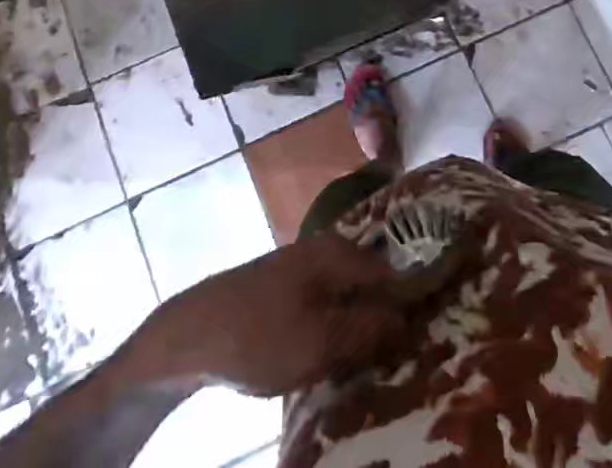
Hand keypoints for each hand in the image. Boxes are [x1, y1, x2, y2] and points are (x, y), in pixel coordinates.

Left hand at [144, 234, 420, 396]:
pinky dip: (335, 324)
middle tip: (394, 359)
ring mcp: (304, 265)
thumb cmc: (259, 336)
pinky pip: (326, 302)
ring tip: (366, 361)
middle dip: (384, 319)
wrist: (189, 334)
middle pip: (372, 285)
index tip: (421, 344)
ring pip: (348, 295)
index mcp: (339, 254)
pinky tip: (333, 352)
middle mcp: (326, 250)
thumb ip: (368, 328)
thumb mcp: (321, 341)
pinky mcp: (287, 284)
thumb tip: (407, 317)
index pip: (395, 277)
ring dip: (358, 326)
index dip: (411, 310)